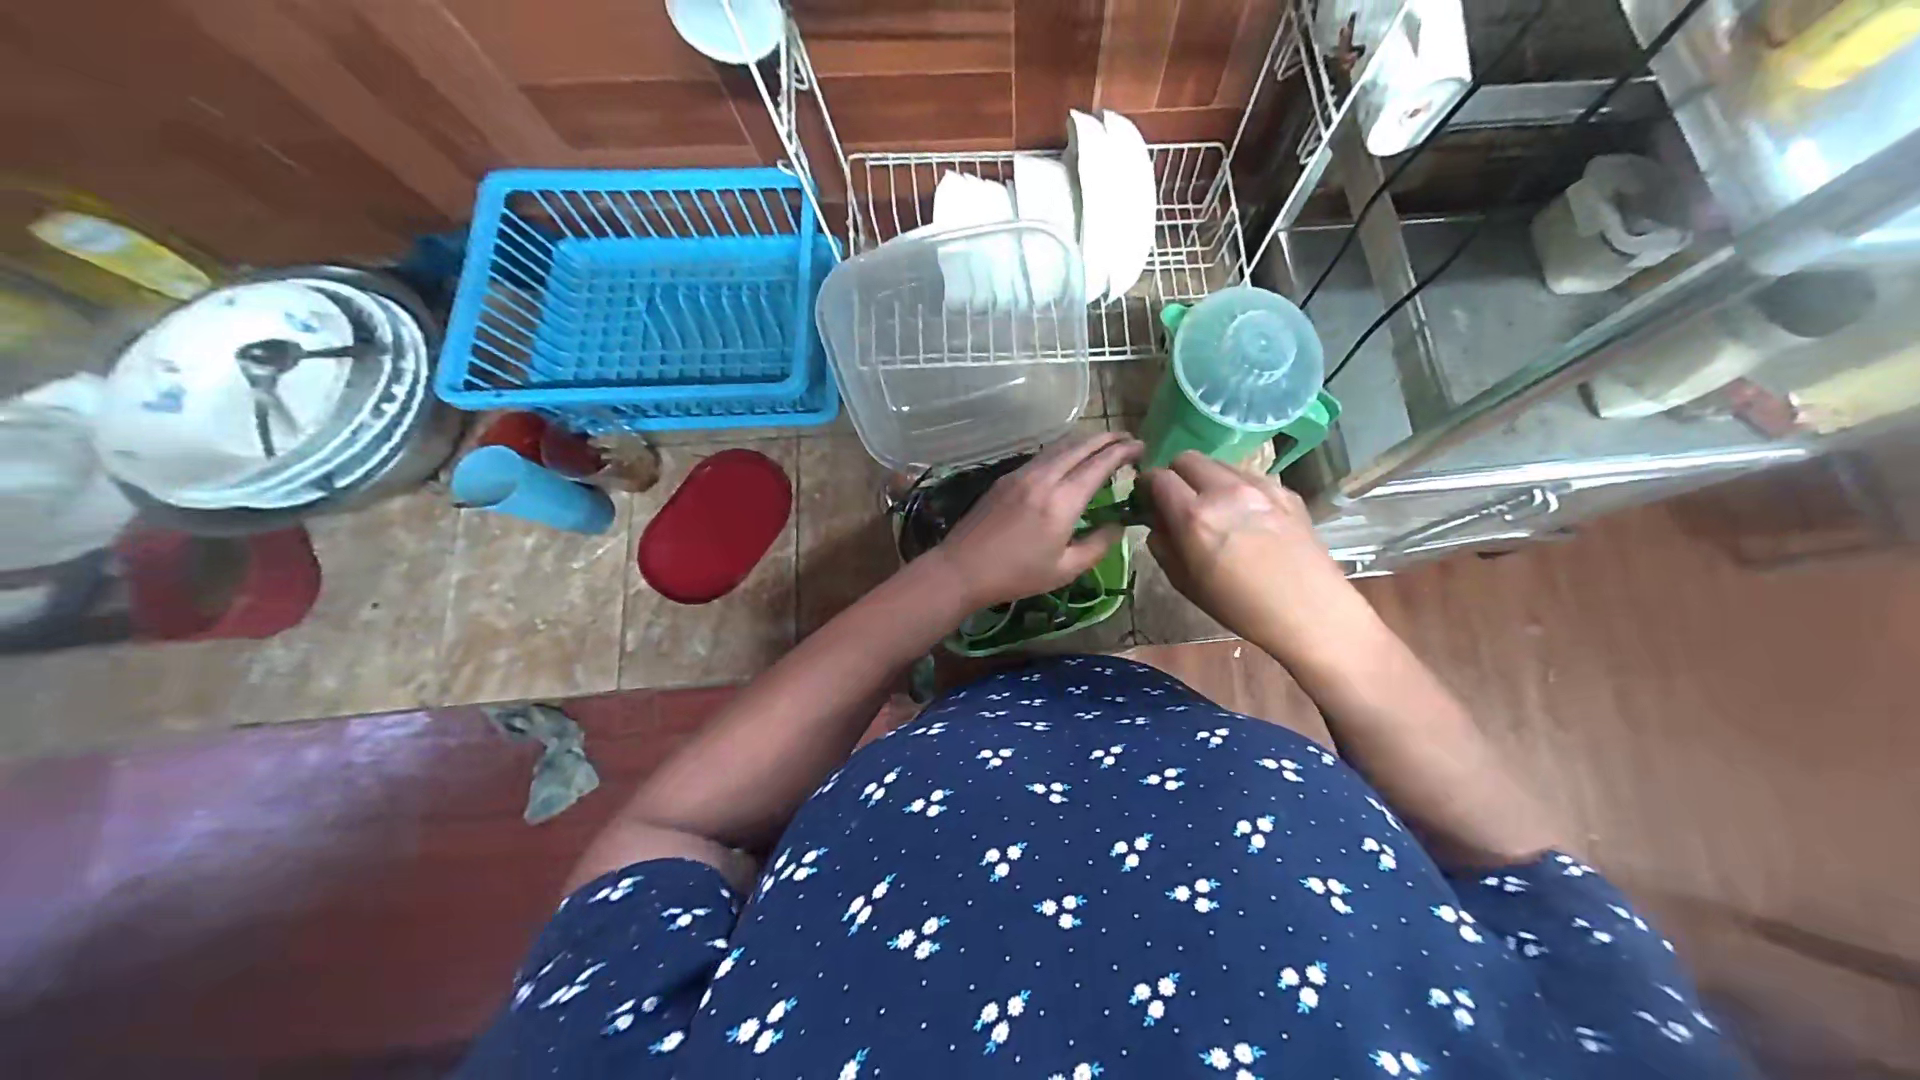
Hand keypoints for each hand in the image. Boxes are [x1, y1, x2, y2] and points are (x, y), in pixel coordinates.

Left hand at [929, 432, 1141, 609]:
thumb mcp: (1065, 570)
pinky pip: (1042, 456)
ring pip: (1059, 447)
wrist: (962, 568)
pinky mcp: (1006, 478)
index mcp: (1062, 501)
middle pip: (1081, 446)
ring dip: (1085, 441)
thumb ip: (1098, 545)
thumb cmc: (1016, 575)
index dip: (1123, 451)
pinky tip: (1069, 460)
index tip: (1142, 447)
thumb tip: (1118, 525)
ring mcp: (1021, 474)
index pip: (1100, 464)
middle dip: (1108, 438)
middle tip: (1129, 438)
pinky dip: (1064, 451)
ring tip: (1104, 445)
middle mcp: (1043, 478)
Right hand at [1144, 451, 1365, 662]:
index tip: (1147, 498)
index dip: (1147, 485)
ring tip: (1214, 507)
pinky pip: (1249, 476)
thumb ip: (1162, 545)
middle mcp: (1225, 491)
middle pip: (1187, 458)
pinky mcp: (1285, 490)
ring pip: (1219, 463)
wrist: (1310, 611)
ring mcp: (1259, 486)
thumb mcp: (1184, 582)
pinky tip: (1246, 515)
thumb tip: (1157, 523)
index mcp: (1195, 516)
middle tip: (1178, 500)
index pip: (1158, 477)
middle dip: (1176, 475)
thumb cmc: (1239, 605)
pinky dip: (1236, 488)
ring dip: (1207, 479)